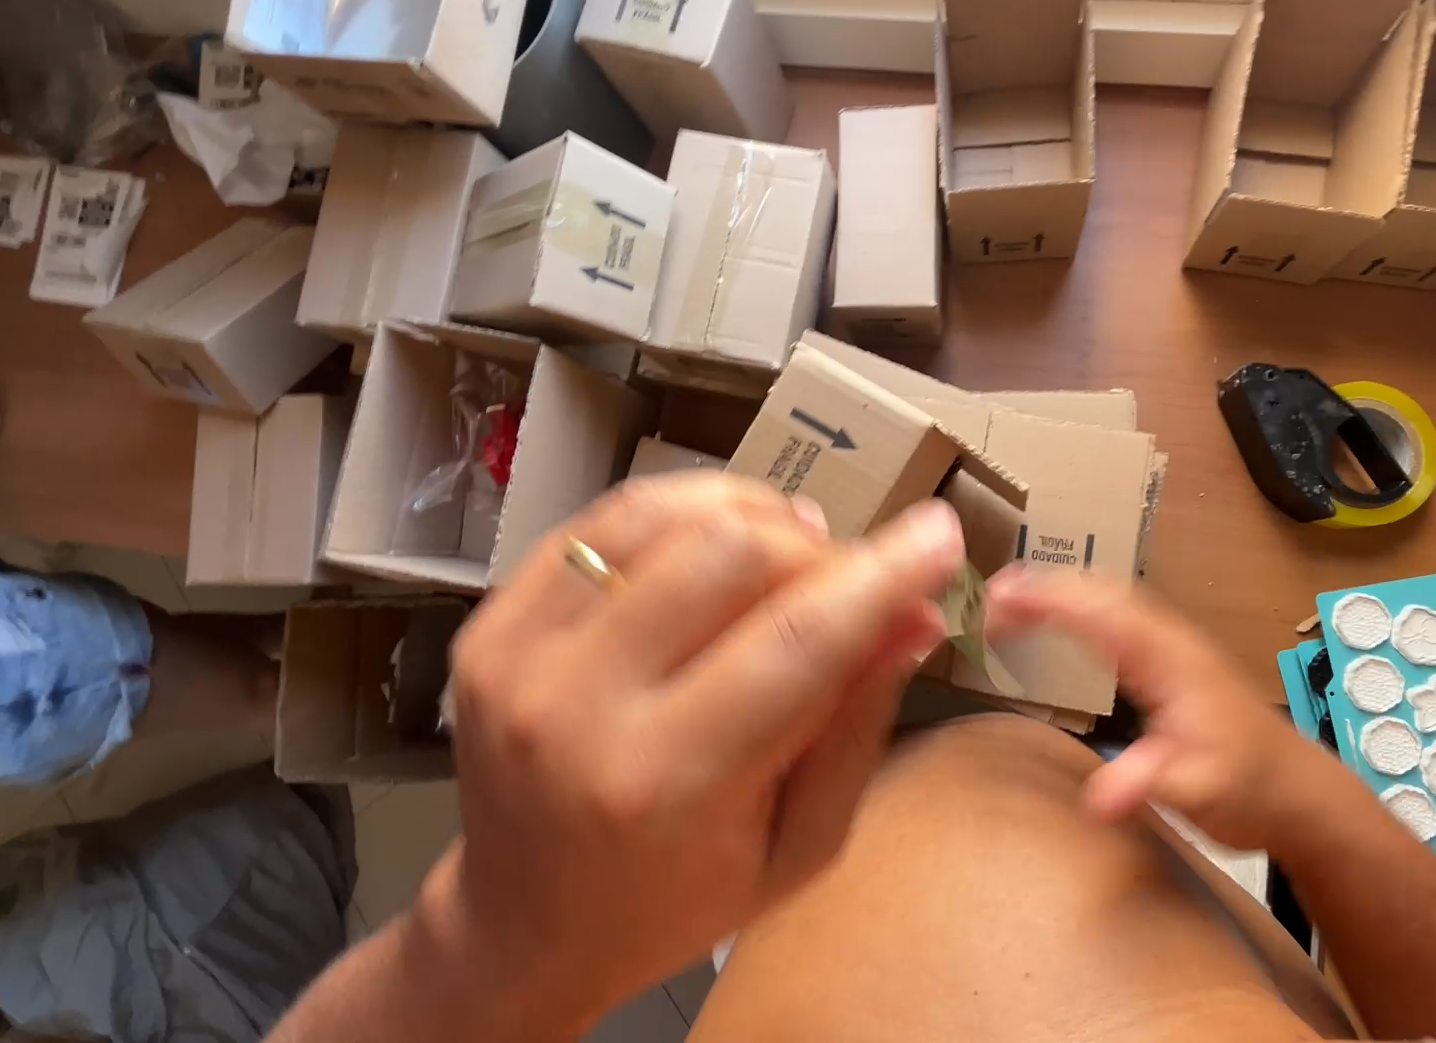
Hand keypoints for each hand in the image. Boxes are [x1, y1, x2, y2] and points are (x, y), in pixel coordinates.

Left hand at [421, 473, 963, 1033]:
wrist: (520, 924)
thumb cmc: (677, 899)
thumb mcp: (799, 844)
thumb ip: (856, 723)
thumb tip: (915, 615)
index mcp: (666, 786)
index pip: (799, 641)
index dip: (883, 575)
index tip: (941, 534)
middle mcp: (578, 707)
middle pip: (733, 553)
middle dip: (819, 552)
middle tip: (846, 581)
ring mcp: (521, 654)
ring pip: (671, 514)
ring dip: (757, 518)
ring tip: (789, 556)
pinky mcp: (494, 620)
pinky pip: (611, 517)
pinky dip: (690, 510)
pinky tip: (721, 543)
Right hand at [985, 567, 1342, 850]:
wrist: (1299, 791)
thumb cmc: (1253, 788)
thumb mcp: (1202, 792)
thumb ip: (1150, 782)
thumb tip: (1095, 797)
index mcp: (1172, 661)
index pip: (1103, 614)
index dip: (1051, 599)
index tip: (1003, 597)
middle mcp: (1169, 640)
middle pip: (1102, 591)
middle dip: (1045, 585)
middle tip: (992, 597)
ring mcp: (1170, 644)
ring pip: (1109, 596)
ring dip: (1060, 589)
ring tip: (1010, 597)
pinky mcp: (1167, 657)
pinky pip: (1115, 614)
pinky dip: (1078, 605)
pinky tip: (1057, 615)